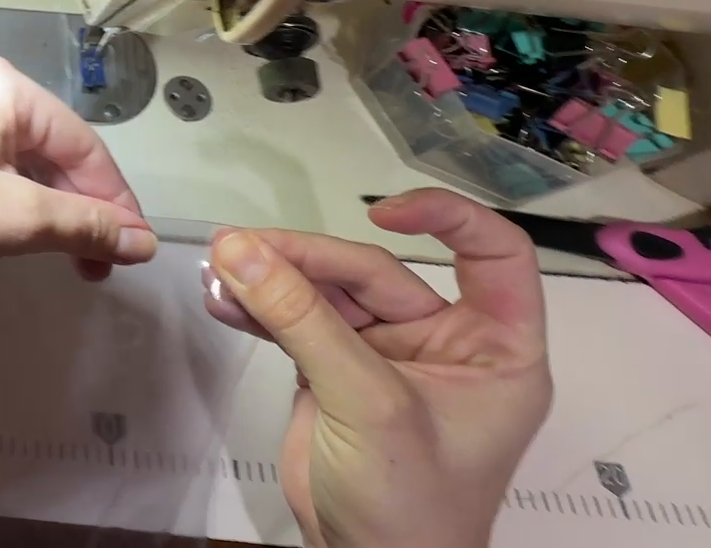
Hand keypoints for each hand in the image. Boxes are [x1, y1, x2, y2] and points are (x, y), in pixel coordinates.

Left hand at [0, 57, 158, 312]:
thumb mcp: (17, 220)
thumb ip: (86, 226)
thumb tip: (142, 242)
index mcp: (2, 84)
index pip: (83, 143)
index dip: (116, 200)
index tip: (135, 250)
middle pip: (48, 145)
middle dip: (77, 205)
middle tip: (94, 264)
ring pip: (13, 152)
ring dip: (42, 202)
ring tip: (57, 254)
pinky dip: (4, 191)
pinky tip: (10, 225)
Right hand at [204, 188, 550, 547]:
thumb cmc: (406, 498)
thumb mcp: (365, 403)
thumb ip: (301, 319)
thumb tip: (233, 246)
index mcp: (490, 347)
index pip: (494, 257)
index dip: (448, 220)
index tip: (379, 213)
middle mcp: (437, 339)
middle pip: (369, 271)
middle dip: (301, 260)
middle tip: (232, 251)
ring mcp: (377, 352)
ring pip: (320, 290)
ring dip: (266, 280)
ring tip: (216, 276)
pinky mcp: (328, 366)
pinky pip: (290, 318)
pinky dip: (254, 308)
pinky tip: (219, 304)